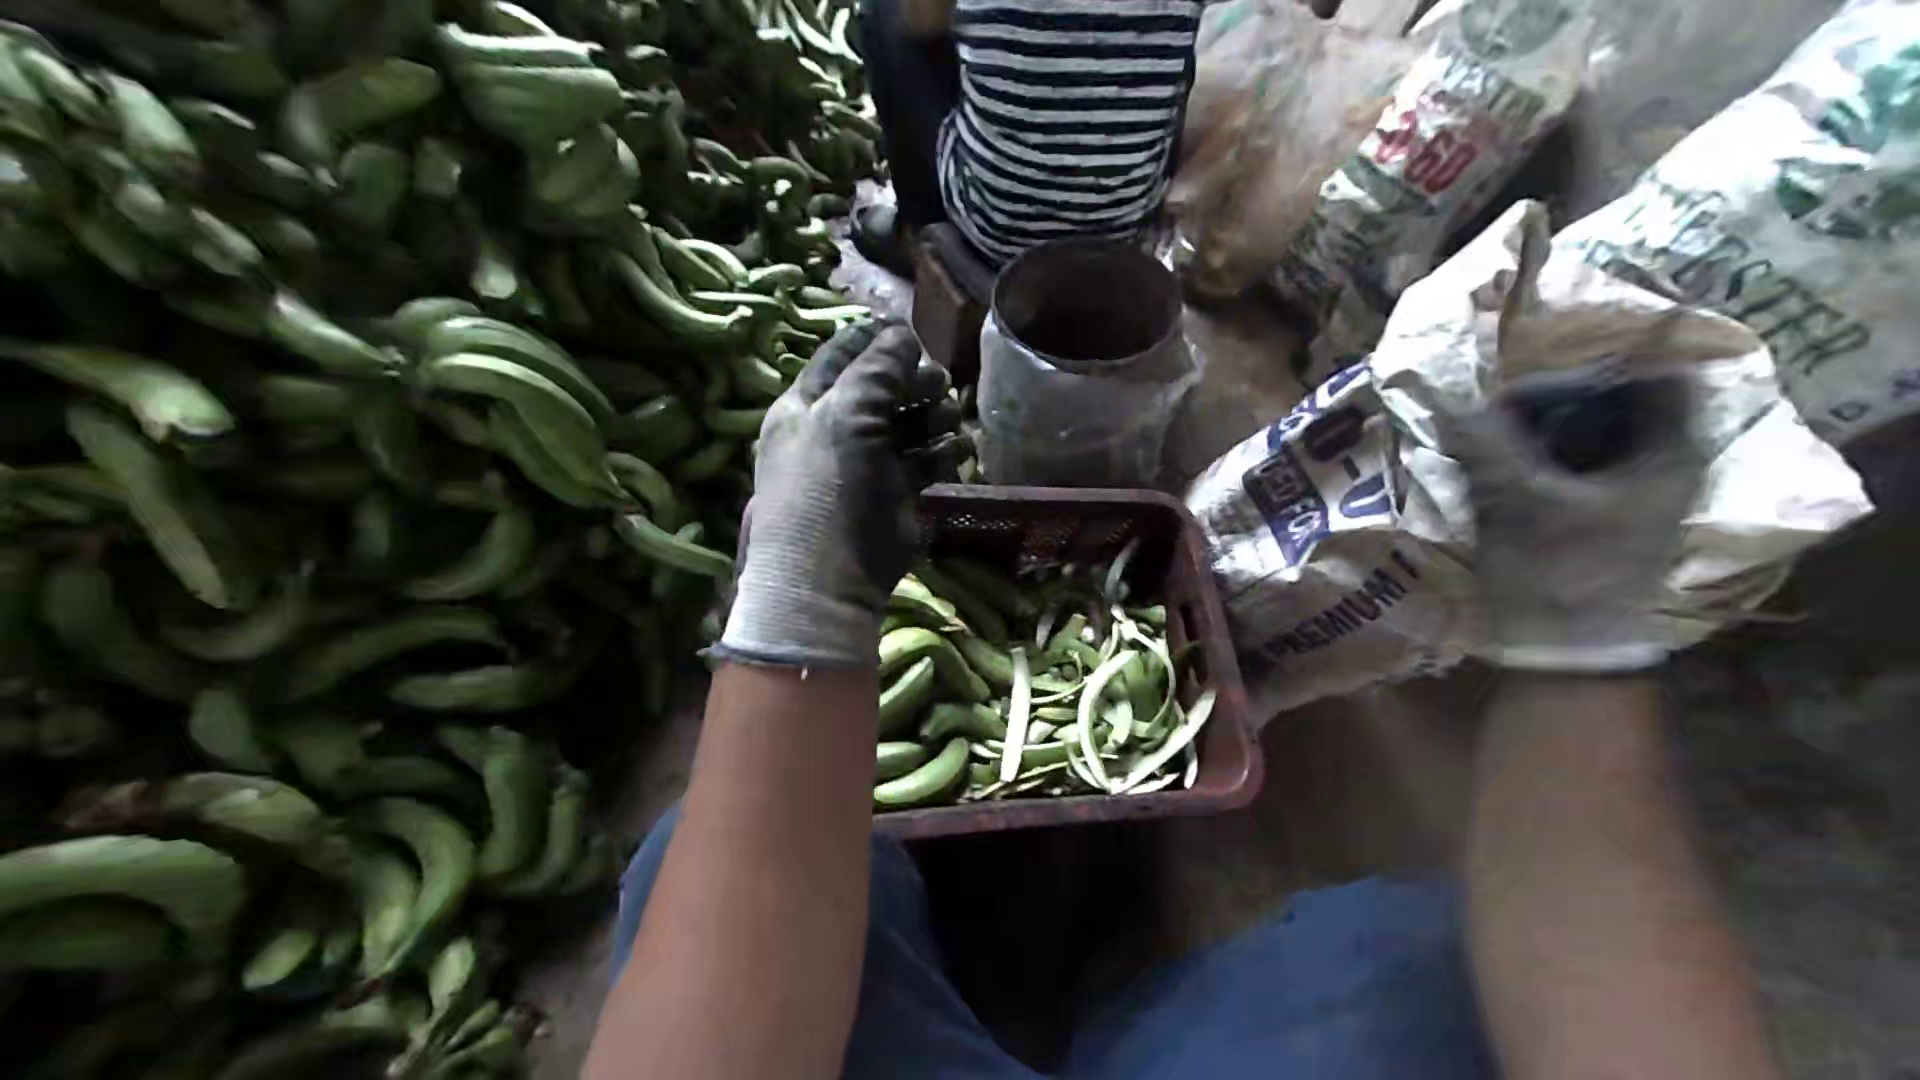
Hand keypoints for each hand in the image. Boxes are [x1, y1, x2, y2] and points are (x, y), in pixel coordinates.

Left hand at [716, 321, 952, 668]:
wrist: (830, 572)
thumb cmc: (828, 484)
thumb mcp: (845, 413)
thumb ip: (876, 369)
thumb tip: (901, 334)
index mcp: (808, 405)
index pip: (841, 357)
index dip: (873, 340)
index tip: (908, 332)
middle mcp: (837, 429)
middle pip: (883, 388)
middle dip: (912, 380)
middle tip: (936, 382)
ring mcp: (869, 461)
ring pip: (909, 422)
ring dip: (932, 414)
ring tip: (946, 418)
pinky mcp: (897, 491)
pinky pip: (926, 460)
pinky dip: (943, 452)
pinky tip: (957, 450)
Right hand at [1457, 366, 1703, 672]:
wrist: (1563, 648)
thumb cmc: (1558, 573)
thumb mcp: (1518, 502)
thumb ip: (1487, 446)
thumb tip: (1452, 401)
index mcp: (1668, 453)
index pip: (1651, 377)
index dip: (1589, 375)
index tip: (1526, 392)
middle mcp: (1658, 462)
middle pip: (1610, 401)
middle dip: (1547, 404)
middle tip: (1490, 420)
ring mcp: (1625, 488)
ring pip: (1582, 433)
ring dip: (1530, 433)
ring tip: (1482, 444)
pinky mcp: (1592, 509)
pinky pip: (1562, 463)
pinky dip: (1527, 458)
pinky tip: (1490, 472)